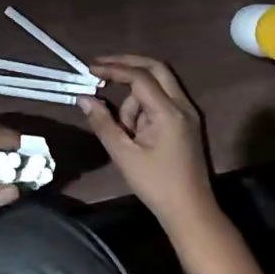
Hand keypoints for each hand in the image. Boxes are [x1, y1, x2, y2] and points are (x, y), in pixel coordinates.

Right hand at [78, 55, 216, 228]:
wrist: (190, 210)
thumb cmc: (155, 184)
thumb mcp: (123, 154)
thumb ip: (103, 123)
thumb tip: (84, 98)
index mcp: (168, 112)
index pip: (139, 77)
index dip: (114, 69)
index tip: (90, 69)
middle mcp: (182, 105)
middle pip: (156, 68)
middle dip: (128, 63)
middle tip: (102, 67)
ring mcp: (187, 112)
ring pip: (157, 86)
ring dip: (135, 96)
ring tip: (122, 130)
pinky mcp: (186, 122)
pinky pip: (162, 100)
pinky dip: (144, 105)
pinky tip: (133, 129)